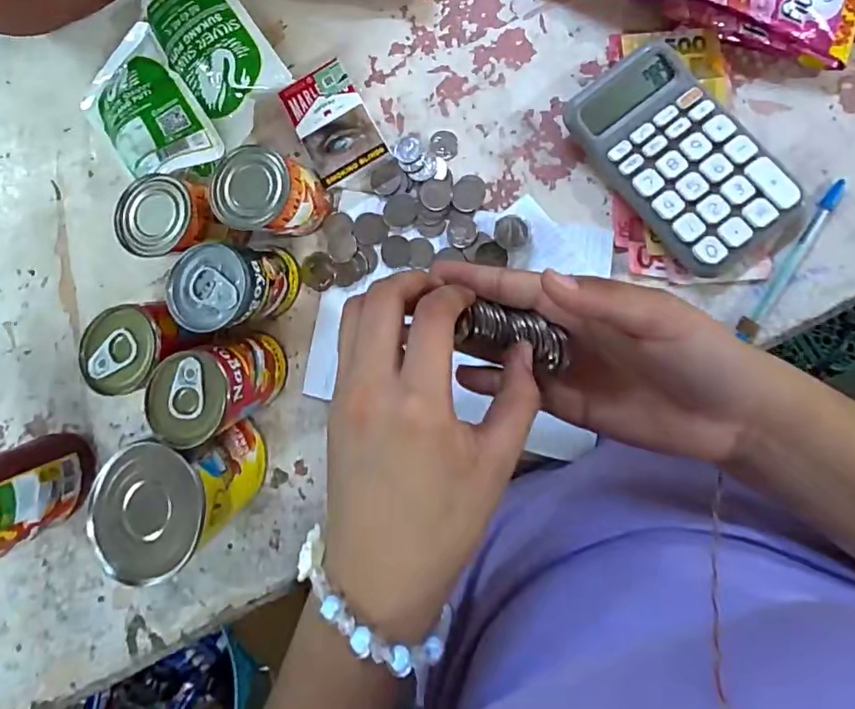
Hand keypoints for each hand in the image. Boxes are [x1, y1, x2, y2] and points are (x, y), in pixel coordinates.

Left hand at [325, 272, 541, 640]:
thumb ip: (518, 398)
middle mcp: (371, 385)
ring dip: (385, 297)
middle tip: (442, 291)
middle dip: (413, 280)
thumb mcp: (496, 464)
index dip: (454, 294)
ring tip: (418, 310)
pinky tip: (397, 342)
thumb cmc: (444, 524)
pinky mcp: (332, 404)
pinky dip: (368, 323)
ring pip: (352, 313)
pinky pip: (345, 342)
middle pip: (379, 297)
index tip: (471, 301)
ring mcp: (344, 392)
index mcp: (418, 401)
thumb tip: (522, 348)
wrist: (378, 574)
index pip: (430, 314)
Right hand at [437, 265, 790, 464]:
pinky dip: (493, 385)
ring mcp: (563, 369)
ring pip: (506, 352)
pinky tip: (461, 382)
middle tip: (416, 312)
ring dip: (471, 345)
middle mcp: (564, 330)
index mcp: (581, 303)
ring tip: (426, 345)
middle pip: (504, 316)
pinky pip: (523, 392)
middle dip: (464, 310)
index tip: (437, 272)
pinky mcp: (570, 406)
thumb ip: (601, 301)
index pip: (520, 287)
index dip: (480, 279)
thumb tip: (545, 278)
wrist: (734, 416)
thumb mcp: (656, 316)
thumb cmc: (698, 352)